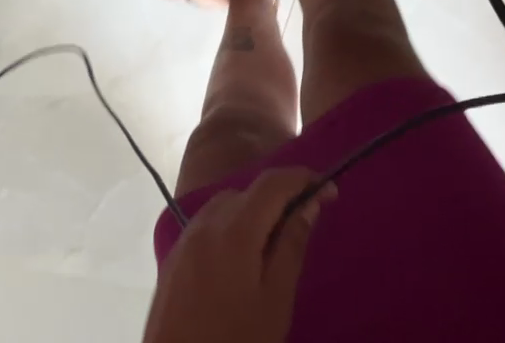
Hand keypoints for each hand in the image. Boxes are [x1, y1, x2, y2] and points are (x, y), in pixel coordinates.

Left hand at [141, 168, 336, 342]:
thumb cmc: (235, 340)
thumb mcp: (275, 299)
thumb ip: (292, 245)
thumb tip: (310, 203)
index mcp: (234, 229)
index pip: (273, 182)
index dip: (303, 178)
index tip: (328, 189)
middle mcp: (206, 221)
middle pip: (249, 191)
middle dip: (280, 198)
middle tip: (306, 224)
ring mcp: (186, 236)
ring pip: (227, 204)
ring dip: (255, 211)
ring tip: (276, 243)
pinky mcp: (175, 254)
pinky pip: (210, 223)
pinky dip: (232, 225)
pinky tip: (243, 257)